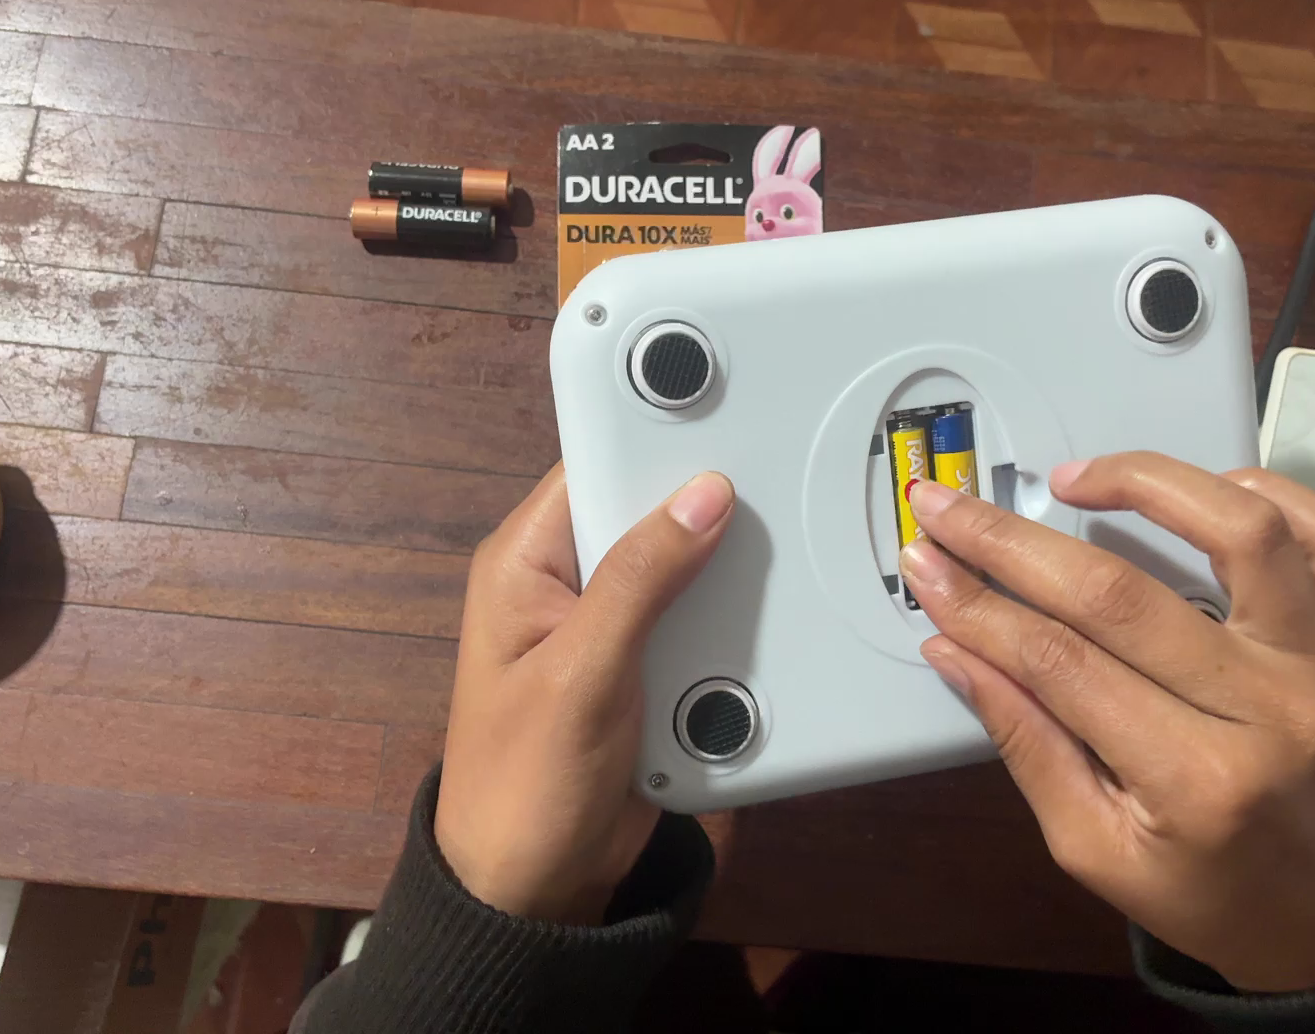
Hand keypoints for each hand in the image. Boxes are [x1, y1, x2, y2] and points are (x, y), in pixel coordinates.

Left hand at [436, 464, 734, 923]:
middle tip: (776, 486)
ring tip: (786, 539)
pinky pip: (690, 613)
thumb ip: (643, 577)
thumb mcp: (585, 670)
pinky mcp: (641, 659)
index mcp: (527, 560)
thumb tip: (707, 490)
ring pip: (677, 564)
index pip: (594, 470)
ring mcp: (607, 621)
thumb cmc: (534, 777)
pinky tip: (765, 607)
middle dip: (700, 507)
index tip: (728, 429)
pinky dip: (722, 612)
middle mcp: (565, 577)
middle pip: (642, 514)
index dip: (654, 447)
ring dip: (720, 564)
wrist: (539, 886)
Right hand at [899, 453, 1314, 992]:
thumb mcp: (1089, 844)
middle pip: (1116, 595)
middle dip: (1009, 542)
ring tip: (1068, 479)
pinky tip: (1193, 489)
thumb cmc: (1202, 892)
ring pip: (1239, 532)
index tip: (922, 563)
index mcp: (1194, 779)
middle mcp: (1270, 709)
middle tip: (947, 507)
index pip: (1057, 663)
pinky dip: (1260, 489)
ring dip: (1141, 484)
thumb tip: (950, 646)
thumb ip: (1022, 738)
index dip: (976, 606)